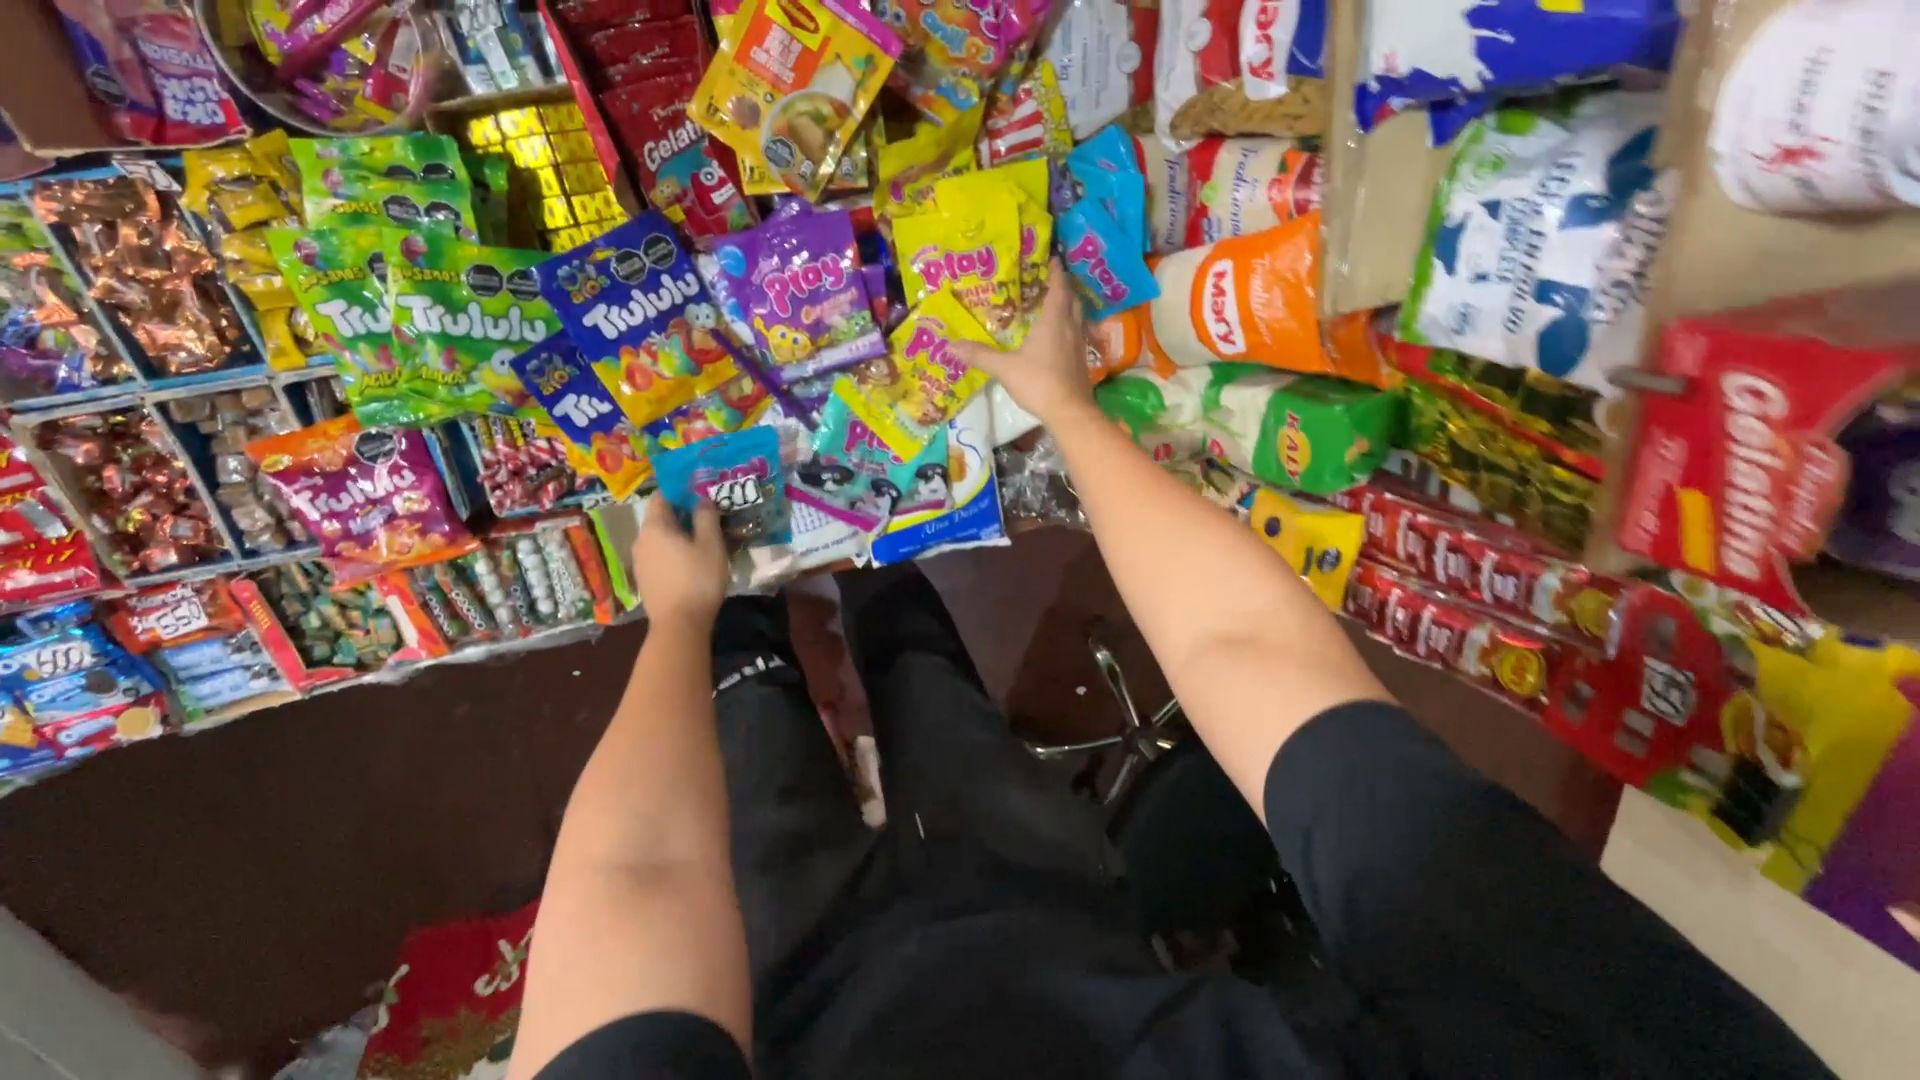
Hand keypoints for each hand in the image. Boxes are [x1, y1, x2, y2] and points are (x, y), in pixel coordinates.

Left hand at [633, 493, 728, 625]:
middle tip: (707, 519)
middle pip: (660, 519)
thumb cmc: (698, 579)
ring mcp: (639, 561)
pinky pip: (658, 556)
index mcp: (655, 526)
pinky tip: (690, 564)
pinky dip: (672, 554)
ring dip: (678, 537)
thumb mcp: (711, 544)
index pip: (662, 496)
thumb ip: (706, 517)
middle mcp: (641, 540)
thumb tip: (701, 500)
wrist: (679, 624)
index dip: (680, 492)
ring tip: (702, 543)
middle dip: (682, 515)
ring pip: (659, 539)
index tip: (700, 494)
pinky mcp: (644, 580)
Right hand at [953, 259, 1093, 423]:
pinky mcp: (1082, 360)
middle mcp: (1071, 326)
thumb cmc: (1039, 383)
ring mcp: (1079, 344)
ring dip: (1068, 306)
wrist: (1070, 412)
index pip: (1059, 286)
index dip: (1056, 271)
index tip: (1051, 258)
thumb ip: (980, 355)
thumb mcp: (1005, 368)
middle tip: (1048, 280)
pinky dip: (1069, 326)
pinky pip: (1077, 333)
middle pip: (1072, 299)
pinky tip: (1058, 336)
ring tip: (1053, 304)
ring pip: (1077, 316)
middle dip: (1063, 287)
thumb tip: (950, 344)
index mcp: (1054, 320)